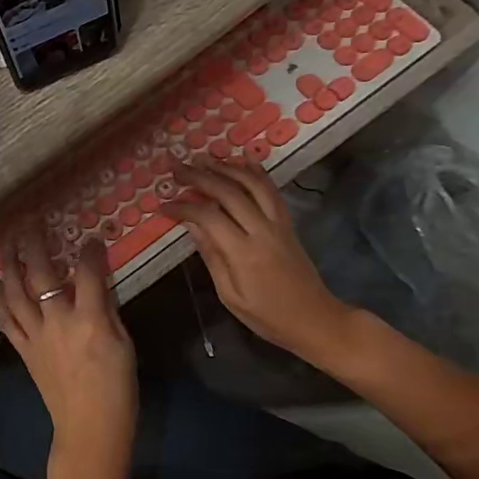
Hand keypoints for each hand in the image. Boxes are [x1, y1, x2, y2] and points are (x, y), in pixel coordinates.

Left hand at [0, 234, 137, 476]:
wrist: (89, 427)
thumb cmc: (117, 388)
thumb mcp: (124, 344)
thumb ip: (107, 310)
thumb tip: (97, 282)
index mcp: (90, 320)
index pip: (88, 274)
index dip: (90, 253)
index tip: (91, 239)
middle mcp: (57, 321)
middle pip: (42, 275)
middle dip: (35, 245)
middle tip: (31, 225)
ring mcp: (36, 335)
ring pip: (16, 293)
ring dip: (9, 266)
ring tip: (6, 246)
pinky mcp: (24, 349)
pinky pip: (7, 320)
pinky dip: (0, 299)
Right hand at [165, 158, 355, 361]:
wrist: (316, 320)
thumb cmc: (267, 315)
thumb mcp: (230, 294)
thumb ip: (211, 256)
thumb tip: (191, 225)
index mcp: (244, 252)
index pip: (208, 216)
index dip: (183, 206)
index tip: (163, 205)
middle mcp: (263, 231)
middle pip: (228, 192)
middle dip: (199, 176)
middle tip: (176, 168)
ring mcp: (279, 224)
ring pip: (253, 184)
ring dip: (226, 167)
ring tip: (203, 159)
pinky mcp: (288, 223)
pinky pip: (271, 191)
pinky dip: (255, 173)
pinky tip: (240, 162)